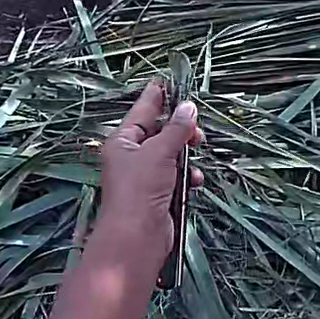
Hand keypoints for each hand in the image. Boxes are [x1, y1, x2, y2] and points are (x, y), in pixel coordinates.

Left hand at [90, 81, 202, 271]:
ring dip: (185, 154)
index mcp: (123, 141)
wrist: (137, 237)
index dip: (156, 96)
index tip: (167, 81)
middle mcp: (132, 156)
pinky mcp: (158, 193)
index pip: (142, 111)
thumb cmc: (141, 189)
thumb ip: (177, 129)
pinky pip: (177, 176)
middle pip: (159, 132)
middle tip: (195, 128)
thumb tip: (189, 108)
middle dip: (179, 129)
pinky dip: (186, 176)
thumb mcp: (160, 152)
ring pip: (171, 154)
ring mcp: (145, 176)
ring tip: (196, 152)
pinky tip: (193, 180)